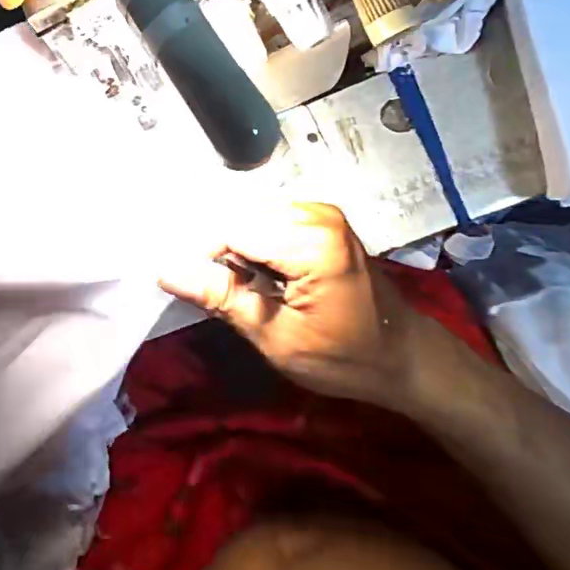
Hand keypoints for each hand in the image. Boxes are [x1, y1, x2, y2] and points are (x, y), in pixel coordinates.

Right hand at [157, 202, 455, 410]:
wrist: (404, 355)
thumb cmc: (344, 357)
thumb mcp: (276, 337)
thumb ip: (220, 297)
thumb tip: (165, 270)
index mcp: (311, 243)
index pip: (229, 231)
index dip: (206, 260)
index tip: (198, 291)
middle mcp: (316, 213)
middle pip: (239, 219)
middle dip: (223, 255)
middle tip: (232, 295)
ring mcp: (321, 211)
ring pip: (250, 219)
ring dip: (239, 251)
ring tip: (252, 289)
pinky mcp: (321, 216)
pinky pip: (268, 220)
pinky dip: (256, 246)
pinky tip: (265, 276)